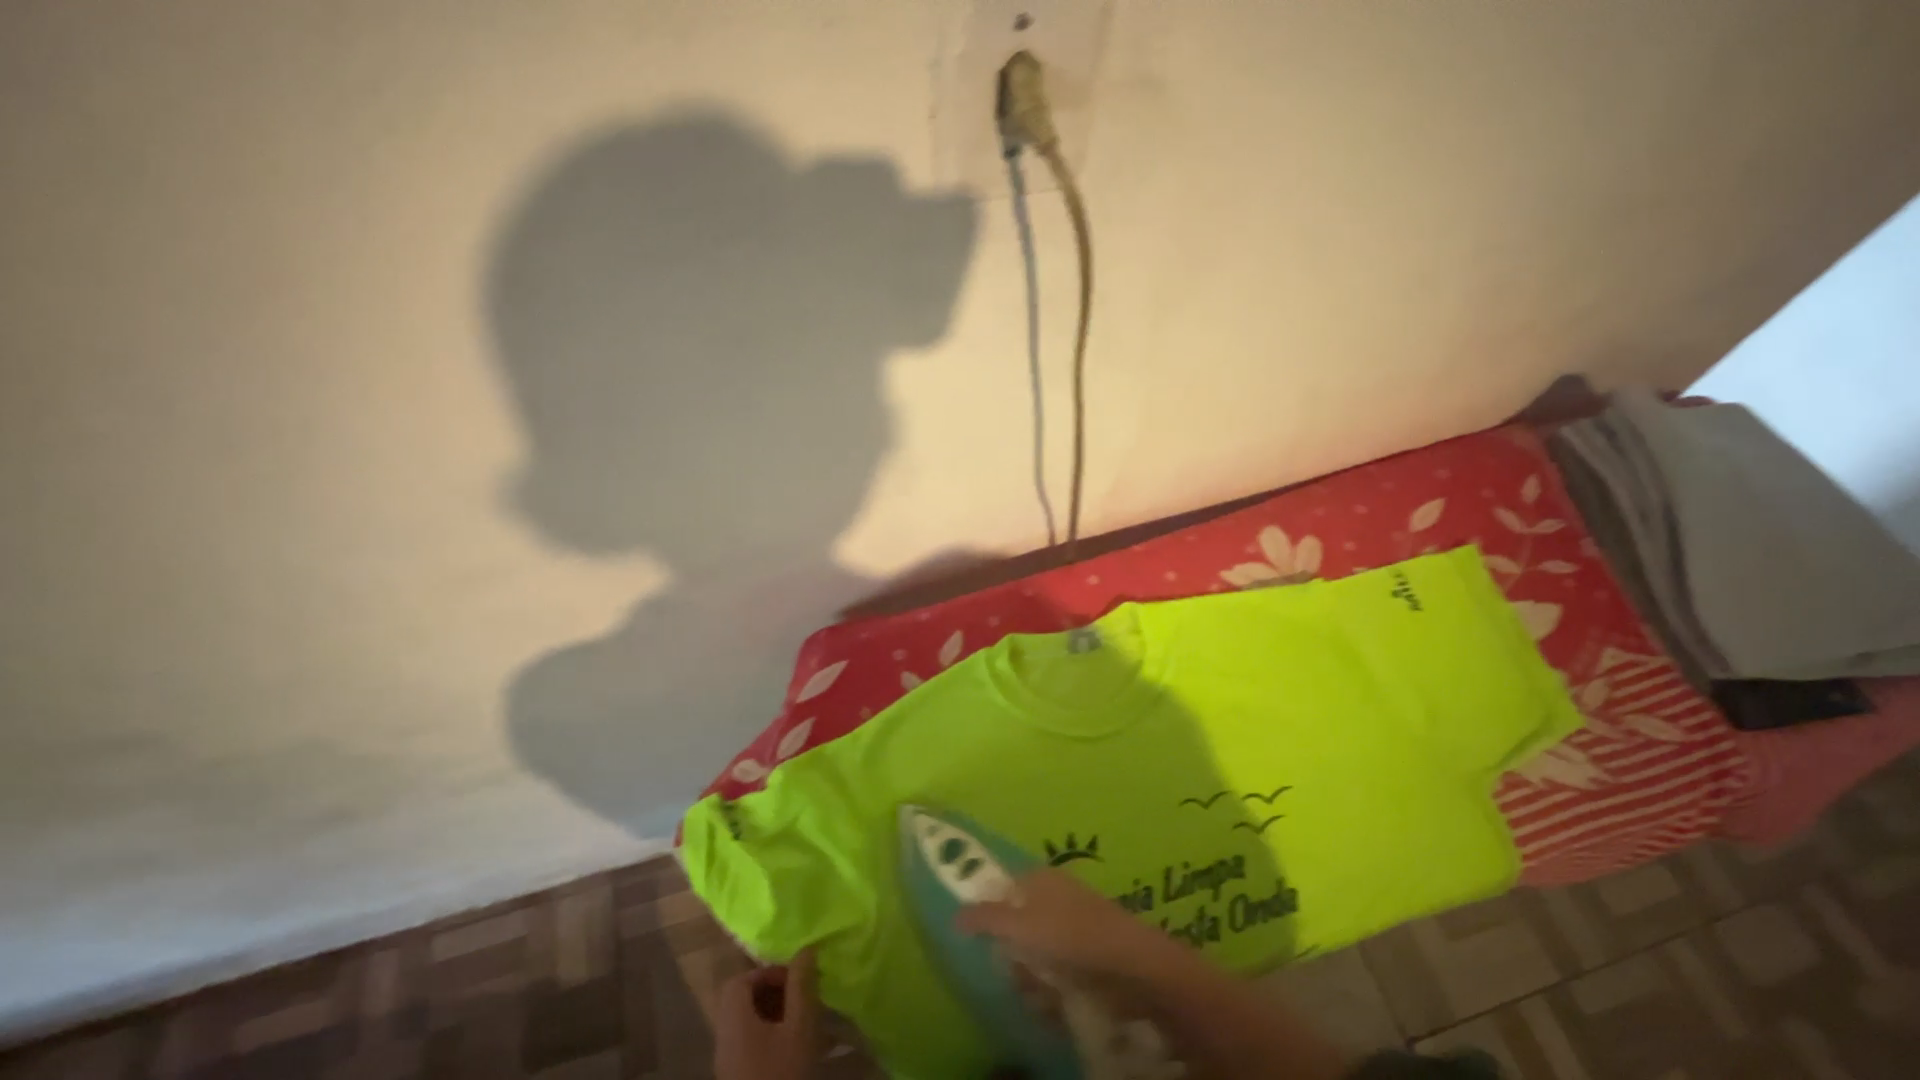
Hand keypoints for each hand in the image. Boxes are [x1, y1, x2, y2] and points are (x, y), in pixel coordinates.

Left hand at [714, 950, 819, 1079]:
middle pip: (740, 1000)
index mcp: (733, 1019)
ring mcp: (726, 1059)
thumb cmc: (784, 1073)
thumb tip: (806, 949)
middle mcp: (723, 1036)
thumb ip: (802, 986)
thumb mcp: (800, 1026)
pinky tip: (792, 1046)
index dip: (767, 973)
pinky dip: (768, 1034)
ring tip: (800, 1021)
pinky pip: (747, 1042)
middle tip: (798, 999)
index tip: (795, 981)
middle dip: (771, 992)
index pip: (740, 981)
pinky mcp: (735, 1075)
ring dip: (771, 1013)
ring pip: (744, 1021)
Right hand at [956, 869, 1186, 983]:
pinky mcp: (1090, 953)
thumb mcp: (1017, 924)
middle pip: (1017, 925)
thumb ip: (984, 917)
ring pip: (1037, 952)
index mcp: (1038, 877)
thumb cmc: (1068, 935)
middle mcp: (1055, 895)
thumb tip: (954, 915)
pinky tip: (1057, 1000)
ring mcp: (1075, 924)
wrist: (1130, 964)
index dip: (988, 913)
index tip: (980, 940)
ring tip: (1039, 990)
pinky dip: (1054, 986)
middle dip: (1011, 953)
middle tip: (1014, 970)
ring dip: (1032, 976)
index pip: (1001, 888)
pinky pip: (1059, 970)